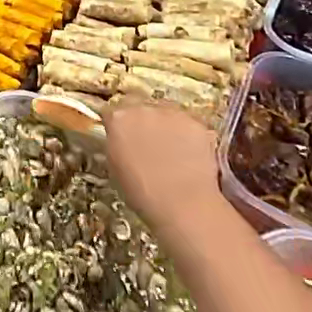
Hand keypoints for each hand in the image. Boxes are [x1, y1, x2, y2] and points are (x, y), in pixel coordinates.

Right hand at [100, 102, 226, 241]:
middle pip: (141, 107)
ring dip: (166, 126)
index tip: (123, 136)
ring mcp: (174, 112)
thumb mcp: (117, 167)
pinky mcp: (197, 121)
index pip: (113, 111)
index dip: (119, 124)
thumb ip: (118, 144)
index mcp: (120, 118)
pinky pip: (188, 124)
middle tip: (148, 144)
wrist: (183, 204)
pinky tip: (189, 155)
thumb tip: (123, 139)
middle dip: (143, 121)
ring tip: (172, 151)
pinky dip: (187, 135)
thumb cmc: (142, 194)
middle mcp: (145, 107)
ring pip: (167, 112)